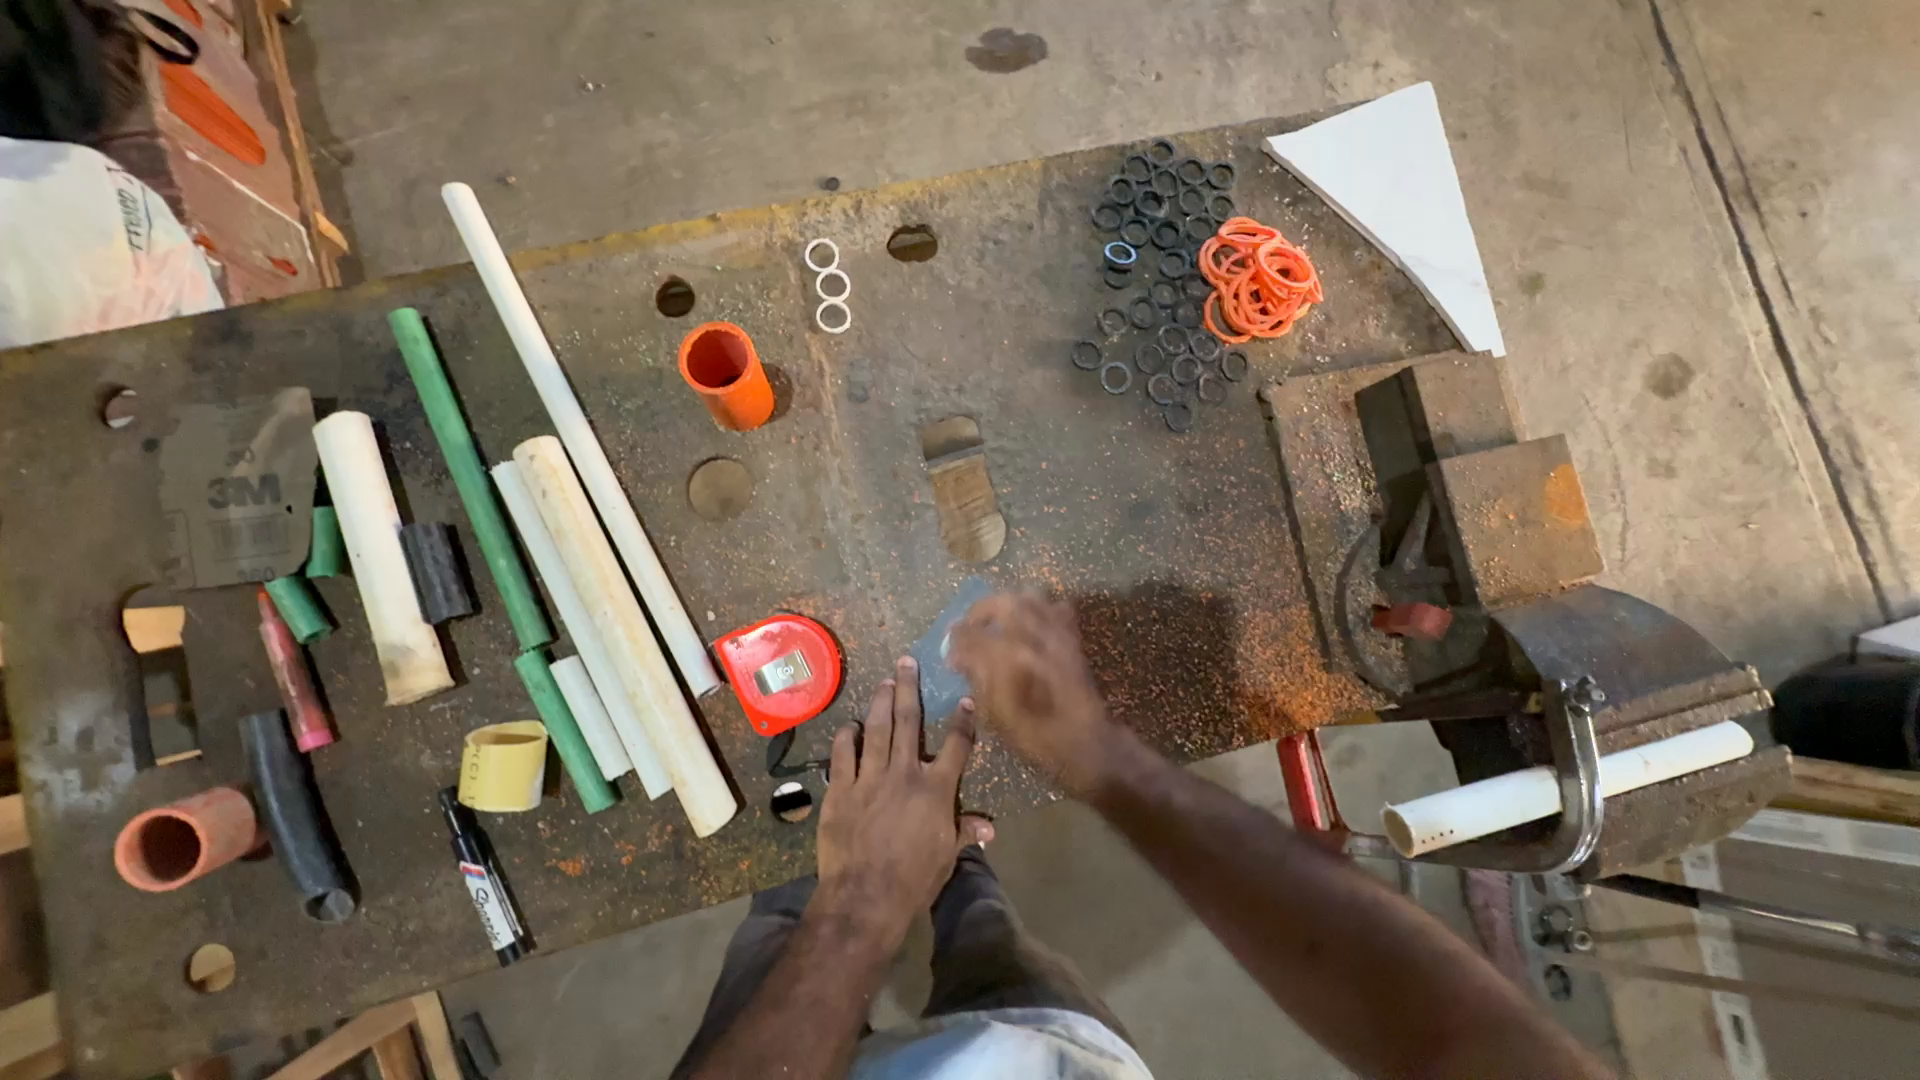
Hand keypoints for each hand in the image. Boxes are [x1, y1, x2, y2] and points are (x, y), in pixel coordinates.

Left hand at [814, 657, 982, 947]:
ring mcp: (870, 778)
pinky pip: (843, 754)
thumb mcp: (947, 857)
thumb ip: (965, 833)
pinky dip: (847, 737)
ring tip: (884, 680)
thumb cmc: (914, 880)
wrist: (865, 897)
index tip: (965, 700)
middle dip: (910, 689)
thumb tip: (990, 828)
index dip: (962, 722)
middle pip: (909, 722)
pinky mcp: (841, 789)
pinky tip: (850, 725)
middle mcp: (904, 773)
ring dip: (880, 702)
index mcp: (936, 789)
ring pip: (876, 729)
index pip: (955, 746)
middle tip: (907, 661)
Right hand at [946, 591, 1124, 796]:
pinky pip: (1055, 608)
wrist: (1085, 742)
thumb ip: (977, 678)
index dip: (957, 640)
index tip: (950, 651)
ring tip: (997, 622)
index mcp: (1011, 657)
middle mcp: (1035, 637)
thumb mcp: (996, 715)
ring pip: (1030, 597)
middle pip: (1002, 603)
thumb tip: (960, 658)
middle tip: (969, 628)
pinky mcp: (1072, 637)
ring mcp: (1057, 633)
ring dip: (1008, 605)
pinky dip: (1039, 610)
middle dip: (980, 612)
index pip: (974, 634)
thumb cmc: (1036, 736)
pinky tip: (1030, 626)